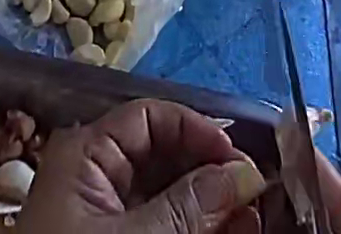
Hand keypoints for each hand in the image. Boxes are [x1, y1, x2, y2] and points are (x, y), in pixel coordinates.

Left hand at [19, 99, 266, 233]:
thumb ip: (190, 205)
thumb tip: (247, 173)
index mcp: (87, 155)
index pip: (150, 118)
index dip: (196, 129)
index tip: (236, 158)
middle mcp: (97, 177)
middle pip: (164, 154)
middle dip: (211, 171)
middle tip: (253, 192)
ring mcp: (107, 216)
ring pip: (170, 192)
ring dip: (212, 203)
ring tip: (252, 216)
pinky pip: (166, 223)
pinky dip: (197, 227)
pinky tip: (232, 230)